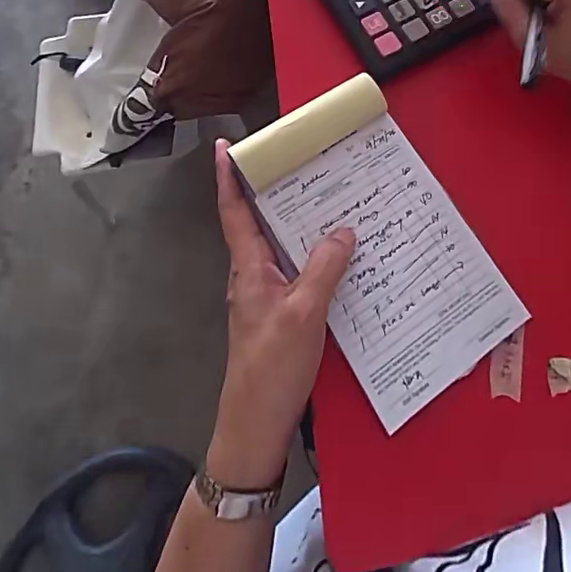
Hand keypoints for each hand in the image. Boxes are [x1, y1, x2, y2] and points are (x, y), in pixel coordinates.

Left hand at [207, 140, 354, 489]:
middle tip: (302, 159)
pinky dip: (315, 251)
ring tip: (330, 194)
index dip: (229, 178)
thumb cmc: (271, 367)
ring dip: (300, 218)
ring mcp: (268, 292)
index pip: (235, 212)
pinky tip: (341, 250)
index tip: (225, 146)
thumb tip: (344, 230)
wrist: (257, 425)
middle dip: (277, 188)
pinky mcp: (283, 310)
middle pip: (262, 220)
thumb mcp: (303, 313)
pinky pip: (298, 267)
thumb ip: (324, 268)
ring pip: (283, 243)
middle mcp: (254, 273)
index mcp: (249, 267)